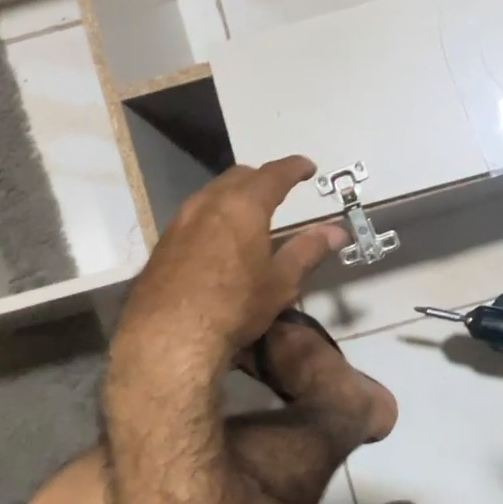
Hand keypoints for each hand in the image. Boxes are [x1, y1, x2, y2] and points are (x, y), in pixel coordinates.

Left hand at [112, 155, 347, 376]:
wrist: (169, 335)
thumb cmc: (235, 305)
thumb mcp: (281, 281)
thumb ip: (308, 250)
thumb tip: (337, 231)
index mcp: (243, 205)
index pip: (274, 174)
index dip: (294, 168)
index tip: (307, 167)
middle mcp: (209, 202)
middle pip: (239, 177)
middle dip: (262, 178)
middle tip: (279, 190)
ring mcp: (181, 220)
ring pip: (212, 194)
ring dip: (234, 196)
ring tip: (250, 214)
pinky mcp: (165, 242)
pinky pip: (196, 215)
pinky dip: (215, 215)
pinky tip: (221, 240)